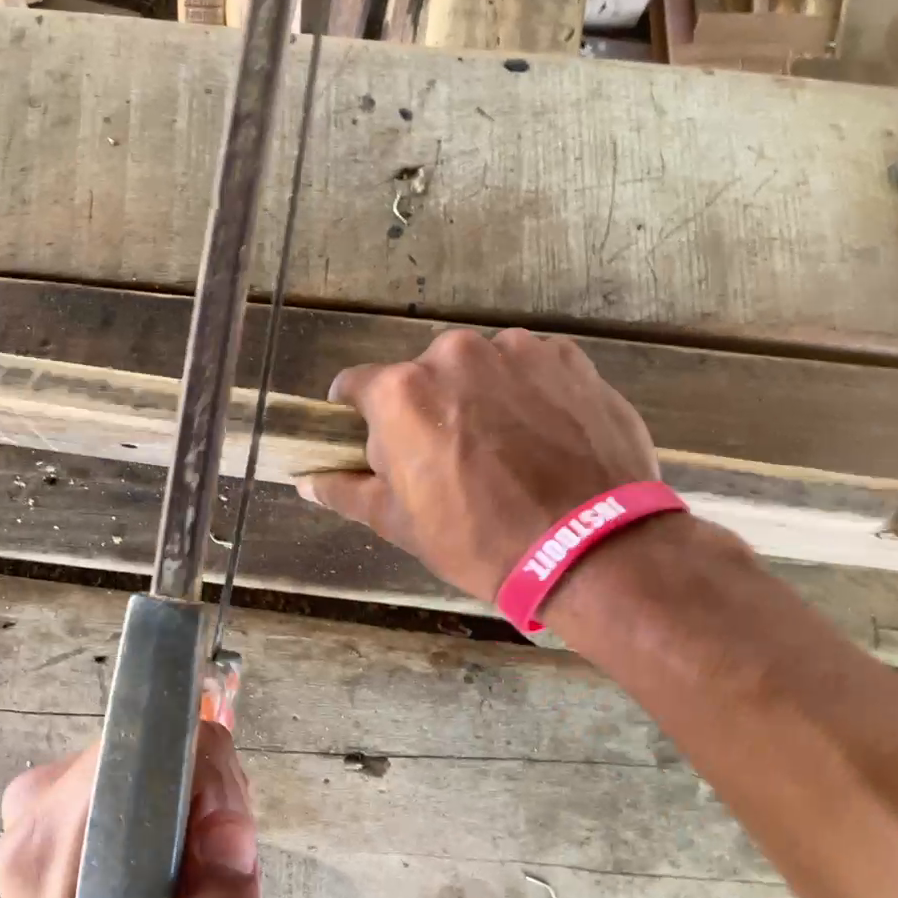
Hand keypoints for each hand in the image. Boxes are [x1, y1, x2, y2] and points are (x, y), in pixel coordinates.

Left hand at [0, 721, 260, 897]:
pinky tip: (177, 857)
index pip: (140, 753)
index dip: (202, 779)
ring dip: (191, 801)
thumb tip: (227, 833)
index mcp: (45, 853)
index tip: (223, 836)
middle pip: (146, 749)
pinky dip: (171, 803)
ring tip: (197, 872)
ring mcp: (38, 805)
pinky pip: (135, 771)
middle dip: (201, 795)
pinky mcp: (56, 804)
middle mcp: (30, 815)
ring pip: (146, 756)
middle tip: (216, 865)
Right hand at [298, 328, 660, 603]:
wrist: (591, 546)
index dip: (358, 413)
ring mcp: (516, 351)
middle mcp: (453, 354)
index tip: (374, 439)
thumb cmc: (478, 538)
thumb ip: (345, 490)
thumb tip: (305, 480)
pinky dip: (526, 393)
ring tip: (503, 448)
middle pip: (421, 375)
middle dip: (425, 407)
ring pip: (477, 368)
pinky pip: (529, 369)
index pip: (355, 385)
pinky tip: (542, 437)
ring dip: (478, 396)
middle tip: (447, 457)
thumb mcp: (398, 522)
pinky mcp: (568, 359)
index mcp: (400, 391)